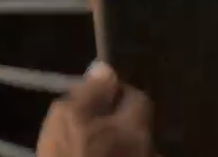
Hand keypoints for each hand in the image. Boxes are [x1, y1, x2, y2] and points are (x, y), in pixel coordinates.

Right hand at [36, 63, 153, 156]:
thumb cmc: (68, 156)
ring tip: (91, 151)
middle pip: (138, 126)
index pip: (137, 97)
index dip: (116, 92)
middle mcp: (149, 151)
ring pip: (134, 149)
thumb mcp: (68, 117)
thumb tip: (106, 70)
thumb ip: (90, 92)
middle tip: (87, 127)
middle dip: (117, 122)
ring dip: (117, 146)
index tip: (94, 96)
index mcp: (134, 130)